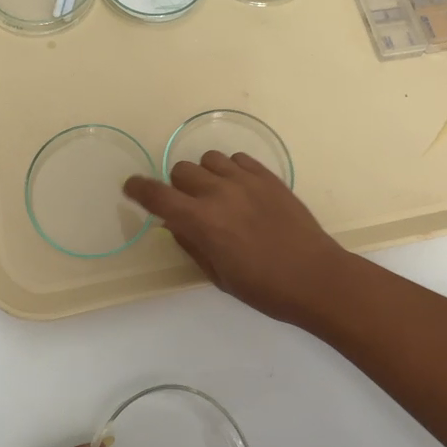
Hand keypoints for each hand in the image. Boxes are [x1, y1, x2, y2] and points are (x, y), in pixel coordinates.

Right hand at [123, 151, 354, 325]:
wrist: (315, 277)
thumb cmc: (264, 288)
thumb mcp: (219, 275)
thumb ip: (192, 244)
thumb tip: (175, 223)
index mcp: (202, 221)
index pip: (158, 196)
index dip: (139, 189)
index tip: (131, 187)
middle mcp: (219, 193)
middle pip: (180, 171)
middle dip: (176, 186)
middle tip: (188, 205)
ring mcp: (245, 180)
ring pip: (208, 159)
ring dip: (204, 175)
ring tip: (216, 195)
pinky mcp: (267, 176)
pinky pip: (237, 159)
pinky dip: (230, 170)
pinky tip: (240, 189)